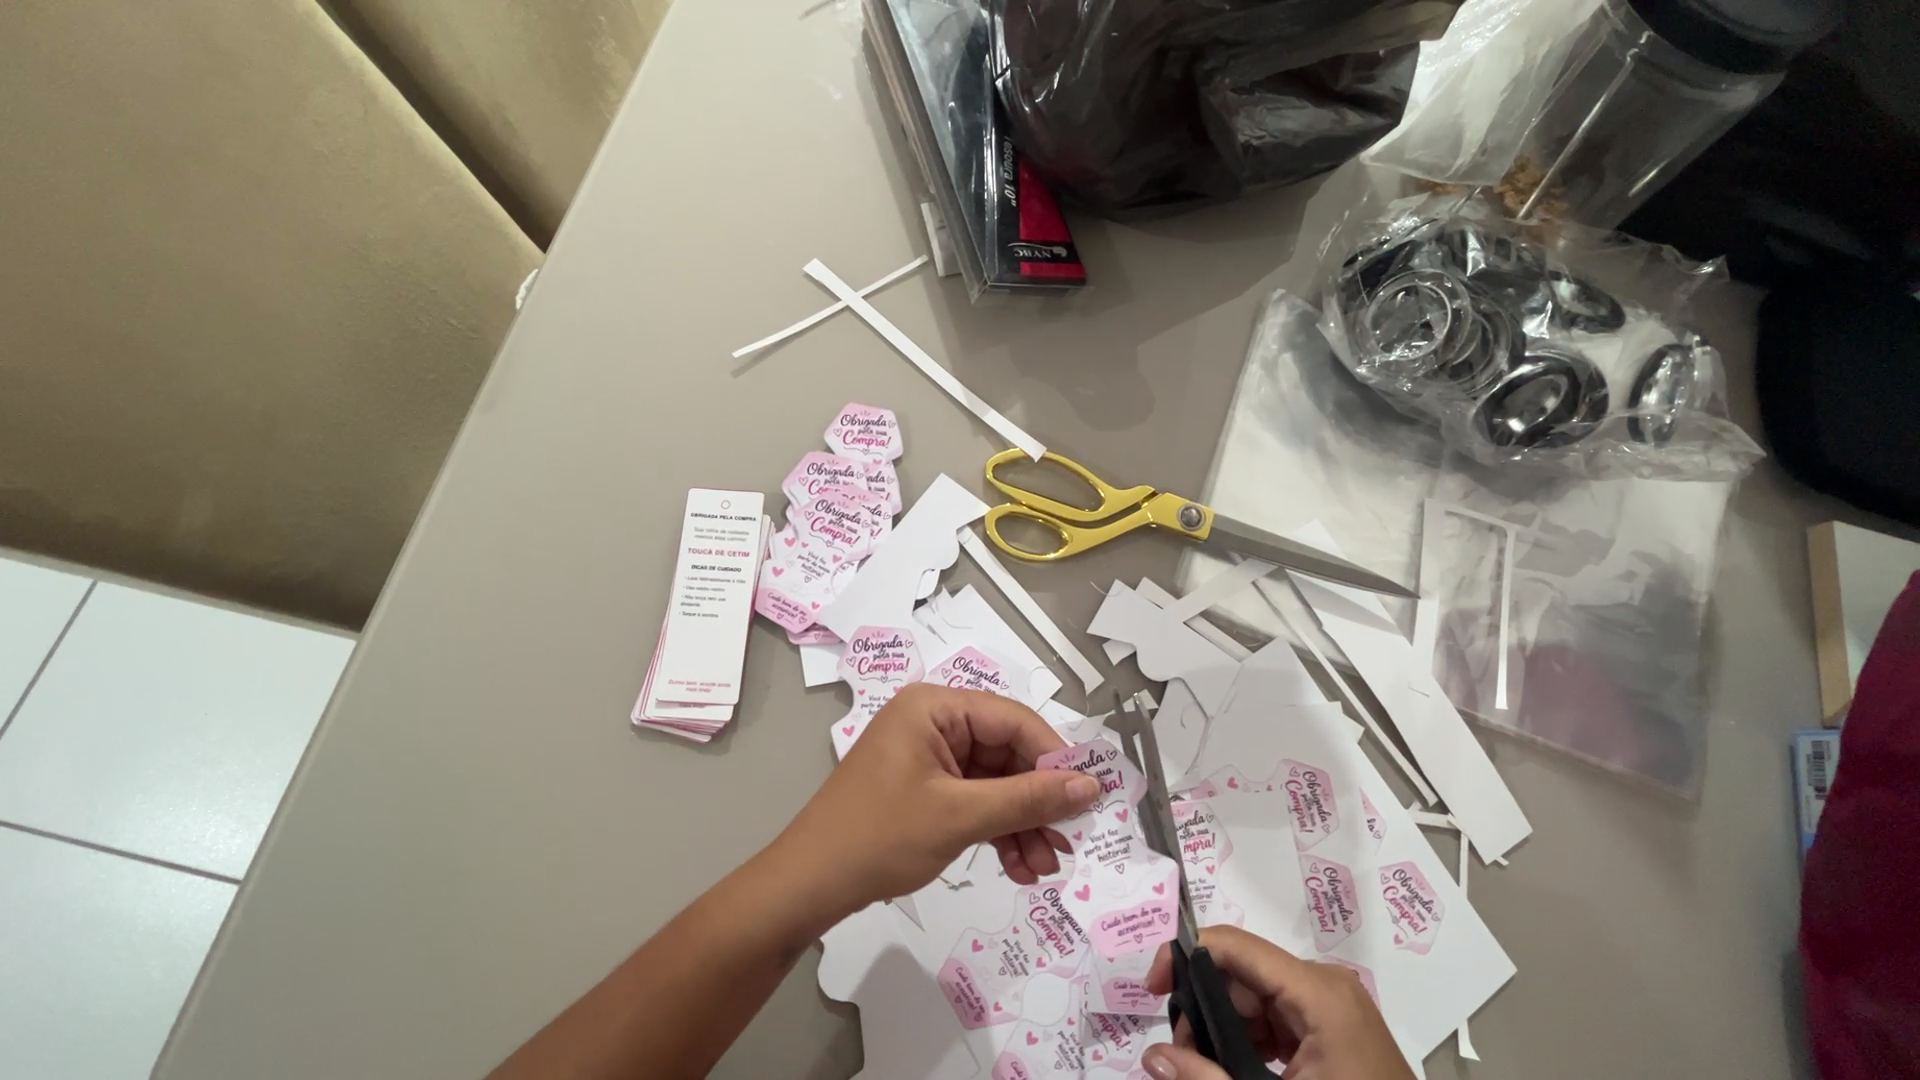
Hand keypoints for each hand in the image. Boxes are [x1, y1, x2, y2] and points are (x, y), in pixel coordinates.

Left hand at [772, 685, 1101, 915]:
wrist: (810, 884)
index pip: (1013, 720)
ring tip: (1045, 867)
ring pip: (996, 783)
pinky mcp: (927, 788)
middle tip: (1068, 844)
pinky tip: (1019, 868)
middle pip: (1007, 753)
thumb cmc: (880, 837)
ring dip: (1022, 824)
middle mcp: (934, 723)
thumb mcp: (959, 817)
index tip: (1088, 799)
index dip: (1054, 758)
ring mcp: (929, 756)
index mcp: (935, 707)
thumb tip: (1090, 786)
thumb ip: (1028, 799)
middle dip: (1037, 803)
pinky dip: (997, 831)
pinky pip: (976, 801)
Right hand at [1139, 927, 1413, 1079]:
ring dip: (1224, 1027)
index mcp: (1318, 992)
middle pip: (1242, 973)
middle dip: (1204, 1006)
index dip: (1186, 955)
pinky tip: (1236, 1068)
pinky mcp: (1333, 1027)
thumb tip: (1151, 1055)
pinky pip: (1276, 1016)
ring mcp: (1332, 1006)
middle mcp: (1325, 985)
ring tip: (1206, 1065)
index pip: (1235, 945)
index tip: (1153, 989)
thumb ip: (1209, 1078)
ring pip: (1255, 997)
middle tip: (1181, 1049)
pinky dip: (1250, 1039)